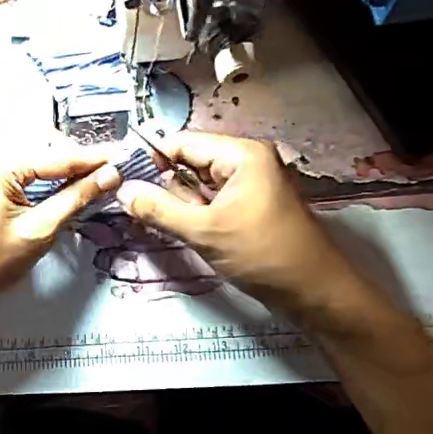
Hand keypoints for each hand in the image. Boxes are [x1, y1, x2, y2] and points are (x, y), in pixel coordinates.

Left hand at [0, 149, 120, 326]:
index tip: (123, 156)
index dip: (94, 157)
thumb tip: (108, 176)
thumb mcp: (37, 233)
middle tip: (106, 171)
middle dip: (74, 155)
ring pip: (26, 146)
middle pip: (41, 141)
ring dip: (56, 159)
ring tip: (85, 175)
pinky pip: (10, 156)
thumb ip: (75, 199)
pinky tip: (53, 179)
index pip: (57, 154)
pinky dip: (35, 165)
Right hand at [117, 132, 366, 321]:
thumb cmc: (262, 254)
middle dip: (164, 184)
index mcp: (242, 154)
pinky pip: (215, 203)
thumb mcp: (204, 232)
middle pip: (191, 163)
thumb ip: (159, 209)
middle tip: (133, 206)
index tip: (120, 177)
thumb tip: (123, 190)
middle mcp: (247, 162)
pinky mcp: (252, 209)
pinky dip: (196, 215)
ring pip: (201, 186)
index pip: (183, 143)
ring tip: (153, 220)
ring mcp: (251, 186)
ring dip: (179, 203)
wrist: (313, 290)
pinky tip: (180, 229)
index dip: (150, 158)